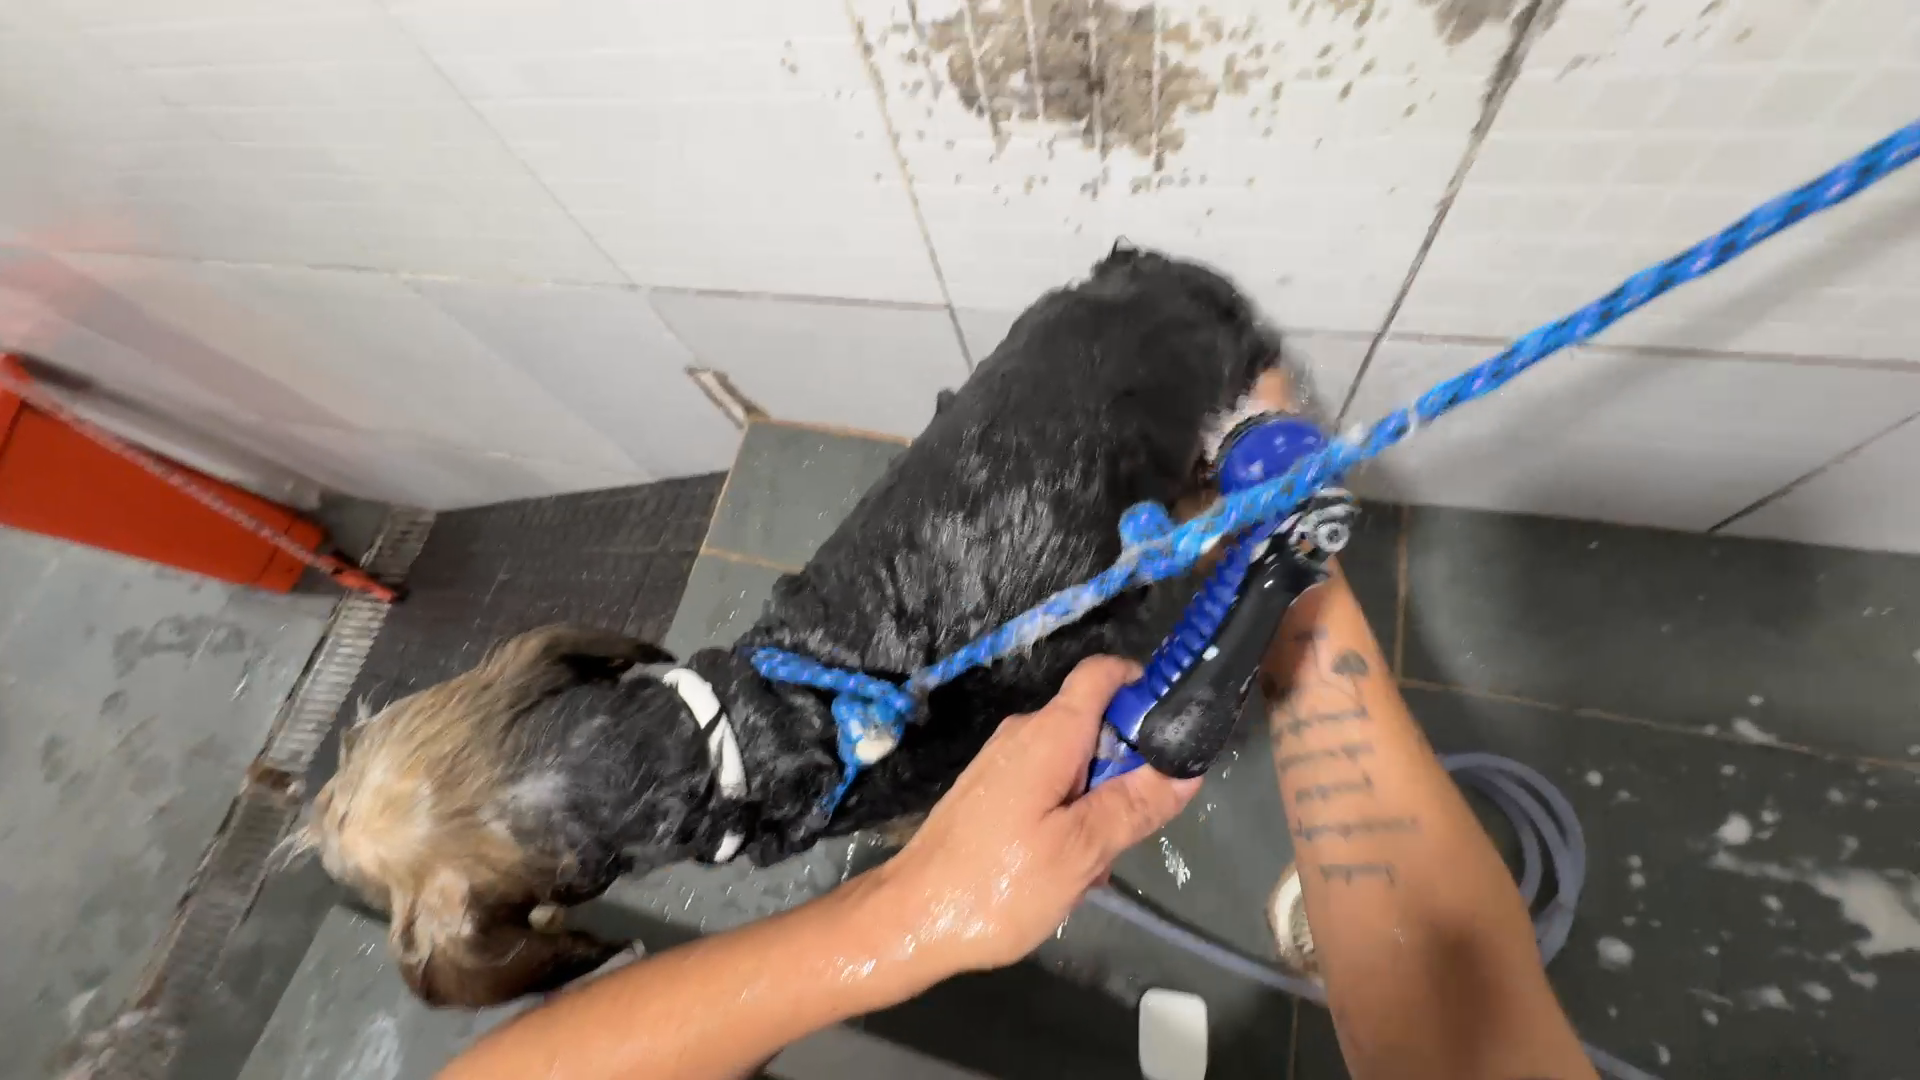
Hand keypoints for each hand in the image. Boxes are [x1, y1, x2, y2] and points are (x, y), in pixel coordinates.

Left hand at [862, 656, 1202, 982]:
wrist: (910, 916)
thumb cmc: (997, 882)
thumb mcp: (1080, 850)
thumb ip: (1133, 806)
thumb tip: (1185, 769)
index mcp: (1048, 732)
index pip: (1101, 674)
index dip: (1142, 686)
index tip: (1173, 728)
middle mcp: (1024, 733)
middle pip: (1094, 727)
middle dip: (1123, 774)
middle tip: (1124, 834)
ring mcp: (1004, 761)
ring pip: (1074, 767)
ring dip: (1094, 810)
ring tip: (1086, 869)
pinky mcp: (991, 789)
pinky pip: (1047, 788)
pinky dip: (1066, 820)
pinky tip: (1060, 872)